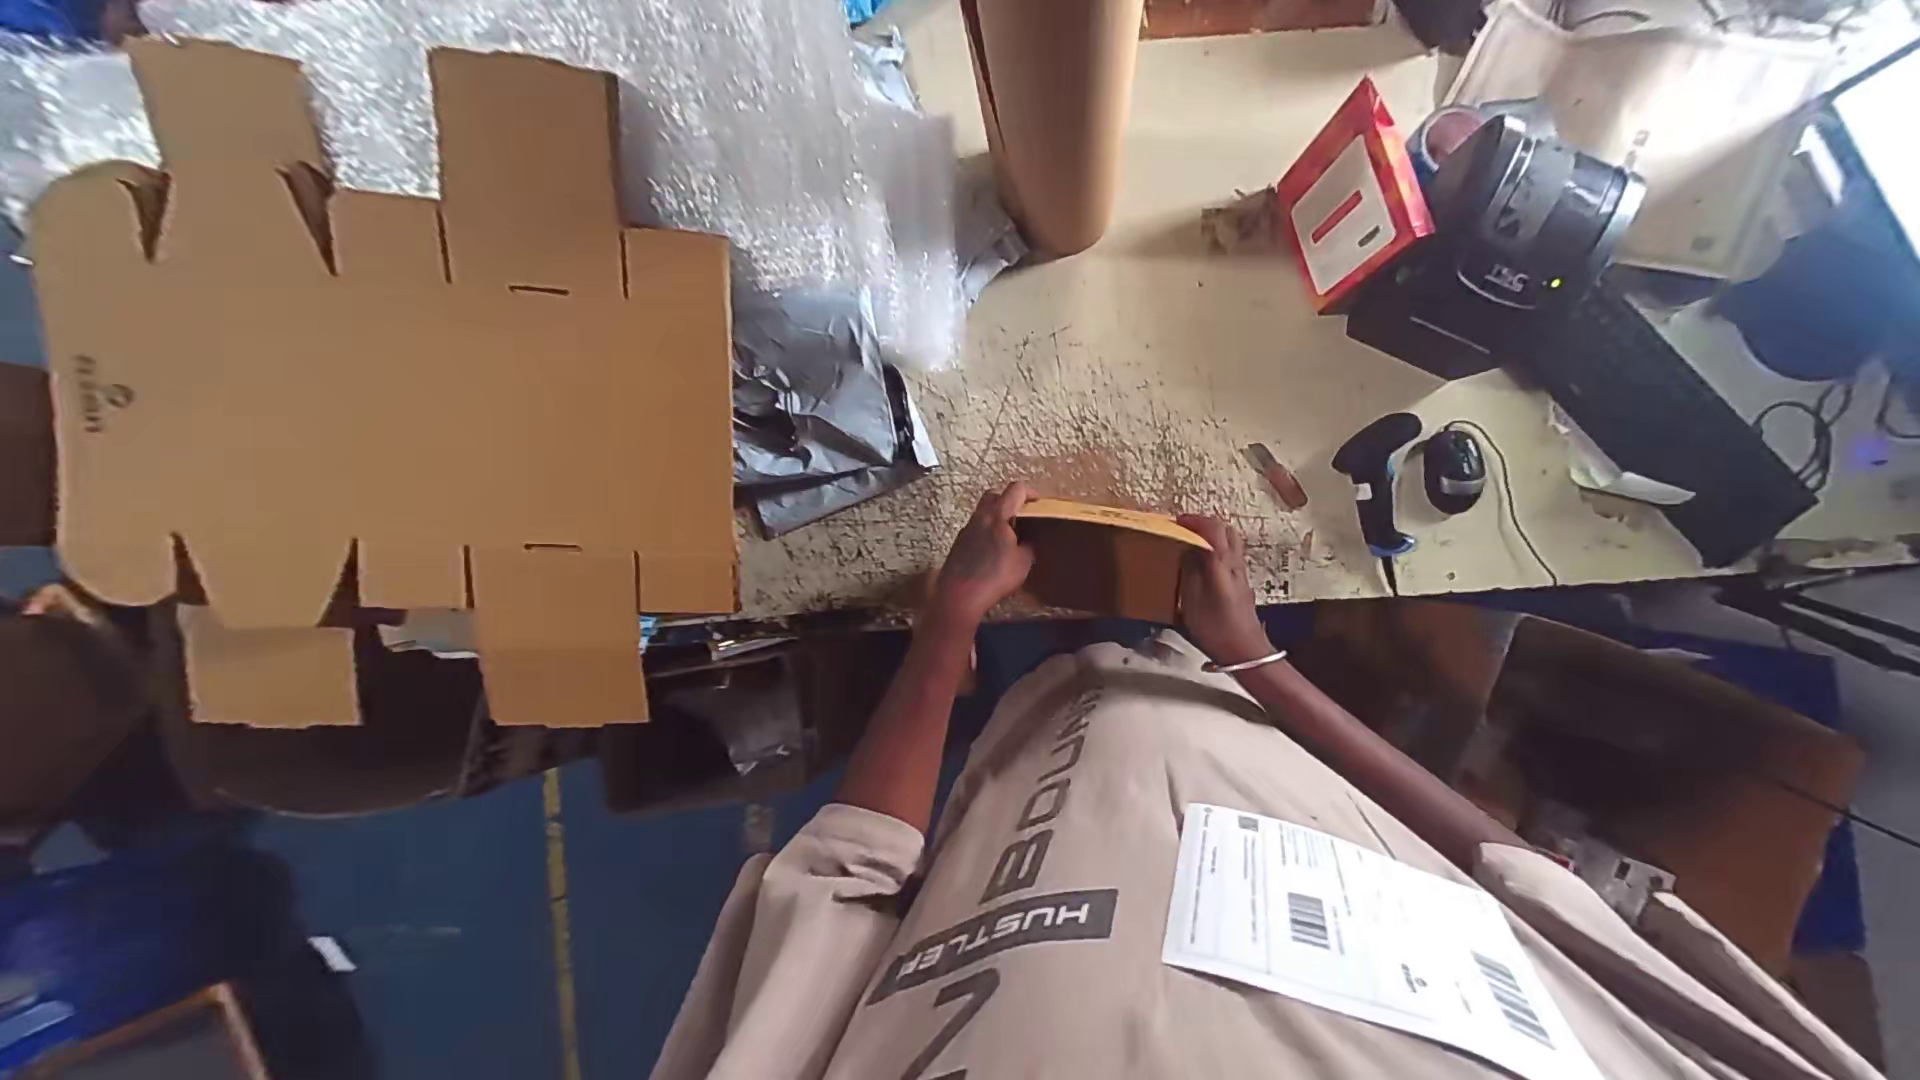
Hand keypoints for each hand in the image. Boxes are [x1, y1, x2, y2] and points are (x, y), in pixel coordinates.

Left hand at [931, 481, 1035, 626]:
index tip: (1037, 502)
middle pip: (993, 495)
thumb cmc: (995, 576)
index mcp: (998, 516)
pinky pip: (975, 529)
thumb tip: (1028, 541)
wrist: (960, 594)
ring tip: (1008, 535)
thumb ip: (1028, 546)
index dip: (1029, 492)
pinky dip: (986, 531)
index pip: (1014, 489)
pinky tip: (993, 550)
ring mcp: (966, 530)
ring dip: (996, 517)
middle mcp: (980, 517)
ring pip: (982, 512)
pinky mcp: (958, 544)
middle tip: (1020, 515)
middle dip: (1008, 500)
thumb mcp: (1023, 563)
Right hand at [1176, 514, 1271, 665]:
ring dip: (1211, 535)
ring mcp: (1240, 573)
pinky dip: (1215, 547)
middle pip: (1226, 530)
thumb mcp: (1192, 601)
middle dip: (1204, 523)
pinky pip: (1229, 553)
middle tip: (1183, 529)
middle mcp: (1235, 564)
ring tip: (1189, 542)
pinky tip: (1201, 560)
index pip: (1213, 529)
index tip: (1175, 522)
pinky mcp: (1240, 583)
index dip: (1194, 520)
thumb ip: (1190, 570)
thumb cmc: (1215, 628)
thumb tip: (1186, 549)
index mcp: (1222, 564)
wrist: (1245, 652)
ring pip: (1230, 541)